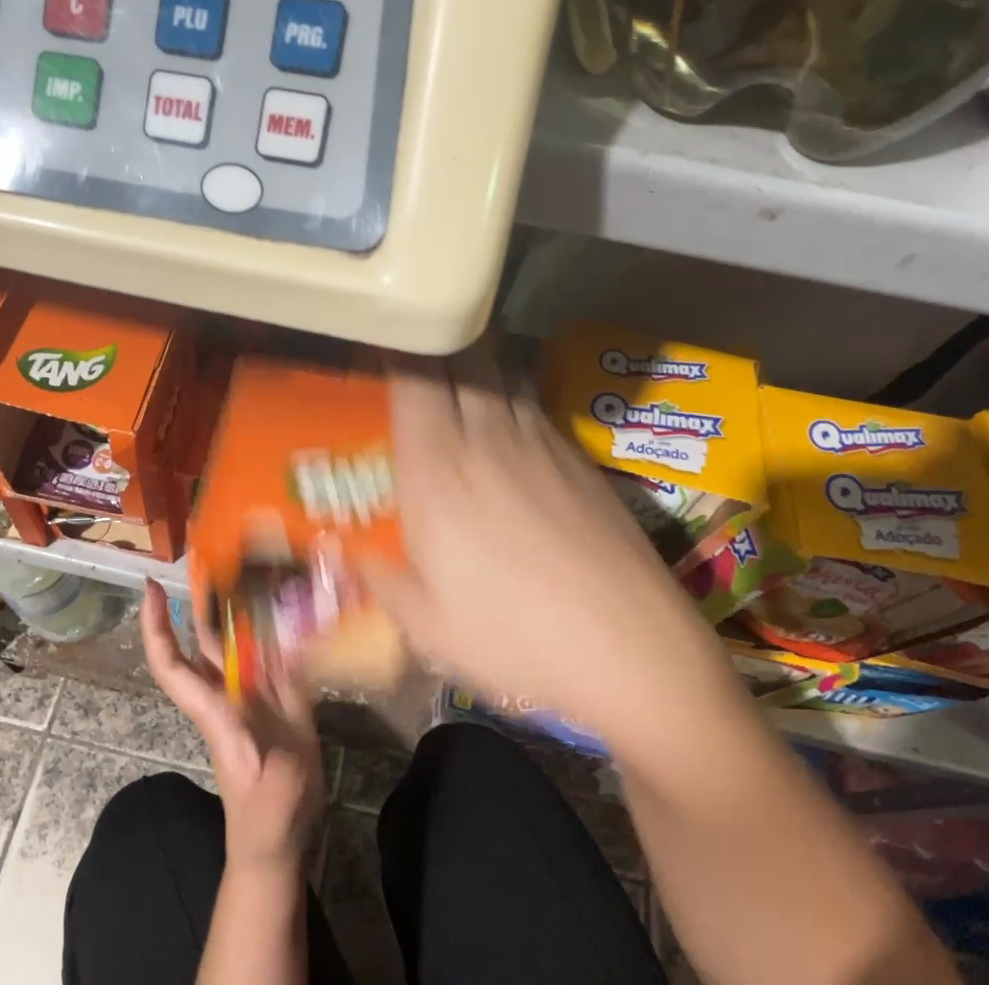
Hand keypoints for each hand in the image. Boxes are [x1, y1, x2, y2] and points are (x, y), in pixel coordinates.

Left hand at [138, 581, 326, 869]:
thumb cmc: (266, 814)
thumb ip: (275, 720)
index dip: (157, 627)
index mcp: (215, 710)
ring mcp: (256, 695)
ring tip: (264, 564)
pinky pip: (280, 655)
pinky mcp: (284, 700)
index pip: (173, 663)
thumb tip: (279, 670)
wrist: (278, 839)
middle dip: (207, 598)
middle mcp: (230, 693)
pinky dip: (286, 629)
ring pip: (243, 640)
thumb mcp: (272, 773)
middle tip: (220, 551)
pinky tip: (304, 605)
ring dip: (247, 606)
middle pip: (208, 638)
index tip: (152, 586)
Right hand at [361, 349, 736, 738]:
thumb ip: (383, 580)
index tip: (381, 339)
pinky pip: (534, 409)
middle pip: (465, 359)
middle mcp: (488, 441)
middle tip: (417, 343)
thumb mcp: (427, 627)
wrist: (633, 649)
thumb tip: (355, 554)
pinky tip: (508, 432)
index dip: (397, 350)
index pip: (414, 381)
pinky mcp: (581, 461)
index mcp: (438, 474)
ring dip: (478, 365)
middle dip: (439, 339)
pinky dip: (511, 403)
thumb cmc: (514, 639)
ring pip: (504, 376)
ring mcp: (542, 445)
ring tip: (460, 373)